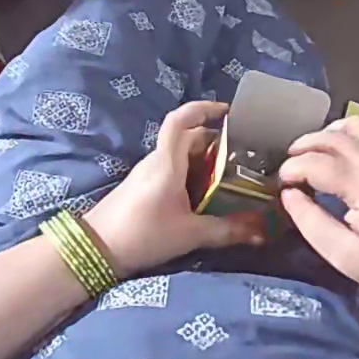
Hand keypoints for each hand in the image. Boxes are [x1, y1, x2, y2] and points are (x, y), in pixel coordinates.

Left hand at [83, 101, 264, 277]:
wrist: (96, 249)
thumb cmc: (143, 234)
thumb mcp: (190, 234)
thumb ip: (227, 231)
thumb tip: (262, 232)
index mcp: (167, 162)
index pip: (181, 119)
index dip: (204, 109)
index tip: (228, 112)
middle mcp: (157, 160)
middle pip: (187, 137)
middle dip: (214, 140)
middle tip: (242, 155)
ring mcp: (147, 172)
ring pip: (180, 153)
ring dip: (204, 159)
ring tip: (231, 175)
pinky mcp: (143, 185)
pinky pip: (172, 167)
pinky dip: (191, 172)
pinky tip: (205, 192)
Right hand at [278, 118, 358, 306]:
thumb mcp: (344, 256)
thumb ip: (311, 222)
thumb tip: (289, 194)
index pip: (318, 162)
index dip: (292, 169)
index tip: (280, 184)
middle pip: (334, 137)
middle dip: (304, 146)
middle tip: (288, 167)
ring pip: (356, 126)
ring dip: (327, 133)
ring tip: (310, 153)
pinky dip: (349, 133)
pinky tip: (338, 151)